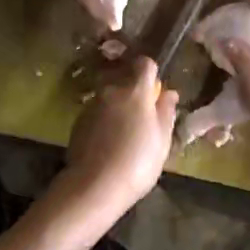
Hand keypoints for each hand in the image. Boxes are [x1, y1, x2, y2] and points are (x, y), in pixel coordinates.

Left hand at [59, 55, 178, 220]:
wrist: (95, 186)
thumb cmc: (137, 162)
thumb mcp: (162, 140)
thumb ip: (166, 111)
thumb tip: (169, 92)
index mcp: (135, 90)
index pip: (145, 63)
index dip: (152, 73)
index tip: (155, 93)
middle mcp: (112, 89)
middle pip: (126, 79)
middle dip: (134, 92)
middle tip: (142, 119)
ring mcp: (93, 103)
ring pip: (110, 96)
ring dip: (118, 106)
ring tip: (124, 135)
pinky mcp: (79, 119)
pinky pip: (97, 111)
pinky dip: (104, 120)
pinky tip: (107, 144)